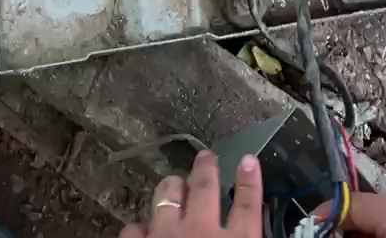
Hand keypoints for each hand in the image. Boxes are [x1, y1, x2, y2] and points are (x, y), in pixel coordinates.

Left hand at [120, 151, 262, 237]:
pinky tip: (141, 230)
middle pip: (204, 187)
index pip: (247, 204)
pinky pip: (134, 229)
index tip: (249, 160)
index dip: (249, 180)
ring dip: (172, 187)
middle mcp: (201, 231)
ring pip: (167, 195)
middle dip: (206, 168)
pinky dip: (139, 228)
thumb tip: (251, 237)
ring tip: (174, 183)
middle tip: (206, 156)